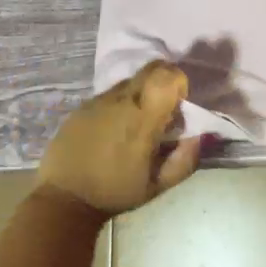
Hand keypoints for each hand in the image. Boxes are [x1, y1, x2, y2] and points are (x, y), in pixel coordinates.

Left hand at [36, 61, 201, 215]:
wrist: (64, 199)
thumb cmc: (116, 193)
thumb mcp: (158, 185)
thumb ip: (185, 159)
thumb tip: (200, 135)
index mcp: (143, 118)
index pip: (167, 75)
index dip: (179, 82)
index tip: (178, 106)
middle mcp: (121, 100)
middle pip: (151, 67)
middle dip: (164, 81)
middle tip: (162, 109)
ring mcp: (98, 100)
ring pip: (130, 80)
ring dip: (141, 94)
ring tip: (135, 123)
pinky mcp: (82, 106)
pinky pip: (109, 93)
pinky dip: (120, 103)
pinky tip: (113, 129)